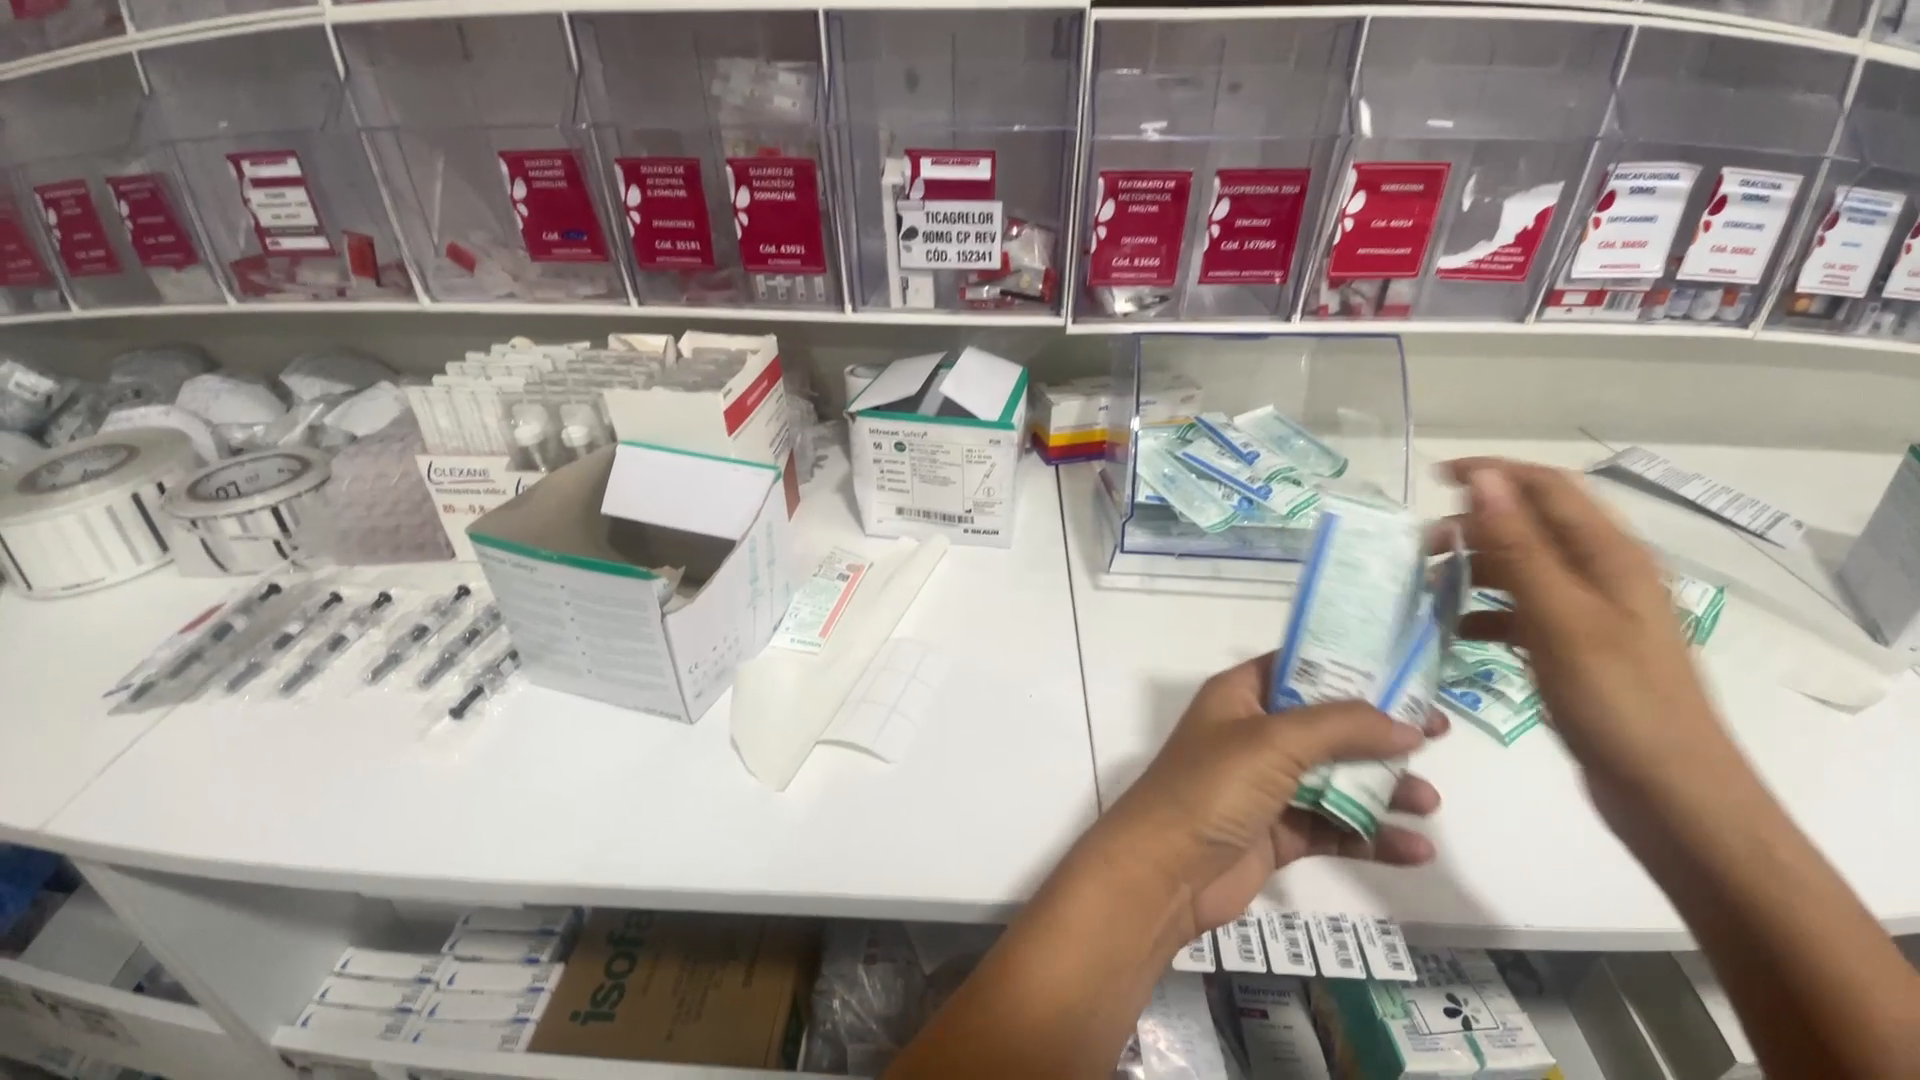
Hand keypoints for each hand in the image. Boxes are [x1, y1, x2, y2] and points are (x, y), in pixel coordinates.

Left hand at [1089, 654, 1443, 940]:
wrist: (1163, 872)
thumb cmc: (1212, 788)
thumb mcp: (1275, 741)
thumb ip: (1343, 727)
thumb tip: (1407, 725)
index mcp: (1241, 696)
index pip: (1300, 667)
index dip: (1351, 668)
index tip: (1407, 675)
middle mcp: (1253, 735)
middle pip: (1327, 725)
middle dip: (1380, 732)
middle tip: (1436, 734)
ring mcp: (1265, 786)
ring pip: (1335, 778)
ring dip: (1382, 788)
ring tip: (1428, 800)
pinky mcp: (1277, 834)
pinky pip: (1334, 827)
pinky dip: (1372, 836)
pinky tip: (1415, 849)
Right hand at [1440, 459, 1734, 809]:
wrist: (1668, 791)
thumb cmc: (1617, 699)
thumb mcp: (1561, 618)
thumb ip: (1520, 547)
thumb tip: (1483, 479)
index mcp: (1609, 556)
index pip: (1547, 488)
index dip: (1493, 473)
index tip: (1433, 479)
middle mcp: (1602, 575)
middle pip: (1530, 527)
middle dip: (1472, 527)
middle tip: (1419, 551)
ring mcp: (1590, 615)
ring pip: (1521, 571)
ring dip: (1473, 571)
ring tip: (1426, 590)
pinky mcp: (1576, 650)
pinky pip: (1520, 614)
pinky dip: (1483, 615)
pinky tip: (1454, 634)